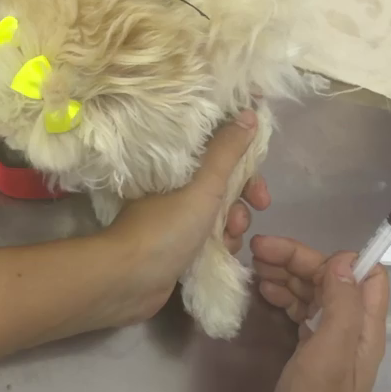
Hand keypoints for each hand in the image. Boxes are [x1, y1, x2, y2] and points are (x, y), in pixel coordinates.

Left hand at [97, 109, 267, 325]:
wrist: (130, 279)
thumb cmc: (167, 226)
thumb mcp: (204, 185)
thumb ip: (228, 150)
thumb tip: (249, 112)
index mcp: (180, 165)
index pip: (219, 150)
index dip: (244, 160)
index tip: (259, 174)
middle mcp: (179, 186)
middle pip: (225, 182)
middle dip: (244, 197)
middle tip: (256, 207)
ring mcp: (178, 216)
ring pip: (222, 211)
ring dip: (234, 223)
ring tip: (230, 236)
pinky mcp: (180, 244)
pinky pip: (212, 236)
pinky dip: (221, 242)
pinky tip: (223, 251)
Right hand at [249, 238, 388, 391]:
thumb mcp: (328, 357)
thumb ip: (342, 306)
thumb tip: (345, 257)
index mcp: (365, 331)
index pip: (365, 275)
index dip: (335, 256)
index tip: (293, 249)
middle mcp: (351, 333)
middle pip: (332, 280)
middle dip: (298, 260)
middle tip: (256, 250)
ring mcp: (330, 346)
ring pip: (314, 294)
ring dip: (287, 275)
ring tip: (253, 267)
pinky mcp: (309, 357)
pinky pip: (301, 313)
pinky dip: (282, 296)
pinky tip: (262, 292)